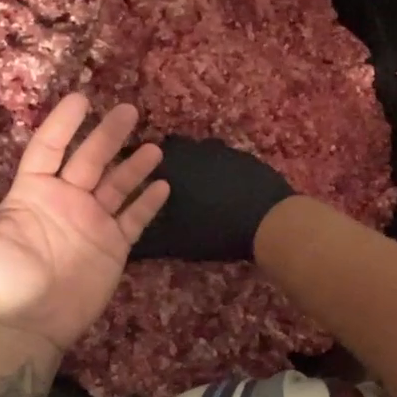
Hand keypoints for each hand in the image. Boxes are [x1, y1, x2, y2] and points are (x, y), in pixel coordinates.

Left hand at [0, 93, 169, 353]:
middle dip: (109, 134)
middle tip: (128, 109)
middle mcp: (65, 200)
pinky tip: (162, 185)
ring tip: (153, 147)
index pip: (50, 147)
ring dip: (134, 165)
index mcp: (33, 191)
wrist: (26, 326)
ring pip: (117, 185)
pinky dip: (148, 203)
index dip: (64, 122)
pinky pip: (134, 219)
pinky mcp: (112, 245)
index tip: (82, 99)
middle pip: (90, 158)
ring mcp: (92, 222)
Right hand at [129, 136, 294, 260]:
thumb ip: (148, 241)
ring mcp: (221, 150)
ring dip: (193, 164)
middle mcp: (193, 150)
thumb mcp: (175, 242)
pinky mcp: (244, 157)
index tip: (135, 181)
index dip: (137, 169)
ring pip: (198, 152)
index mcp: (171, 166)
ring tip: (195, 187)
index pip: (142, 158)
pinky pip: (223, 159)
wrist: (271, 221)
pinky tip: (222, 189)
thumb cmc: (215, 231)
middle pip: (171, 150)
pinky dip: (218, 170)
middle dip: (165, 163)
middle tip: (165, 184)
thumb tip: (125, 246)